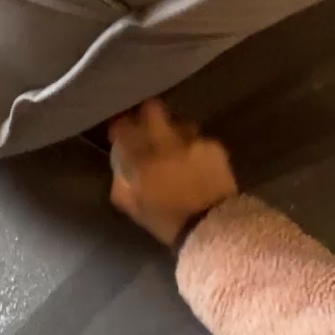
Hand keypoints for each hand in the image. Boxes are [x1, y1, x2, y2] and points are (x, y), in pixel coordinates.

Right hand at [108, 100, 237, 245]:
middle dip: (146, 115)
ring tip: (176, 147)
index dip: (120, 127)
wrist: (211, 226)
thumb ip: (121, 179)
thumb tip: (121, 163)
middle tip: (146, 128)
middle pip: (152, 108)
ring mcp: (193, 140)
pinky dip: (194, 146)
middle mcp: (166, 141)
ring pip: (178, 120)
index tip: (121, 134)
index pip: (123, 126)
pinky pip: (198, 137)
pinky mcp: (214, 145)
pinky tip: (196, 161)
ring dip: (174, 130)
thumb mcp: (132, 205)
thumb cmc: (166, 220)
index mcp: (142, 158)